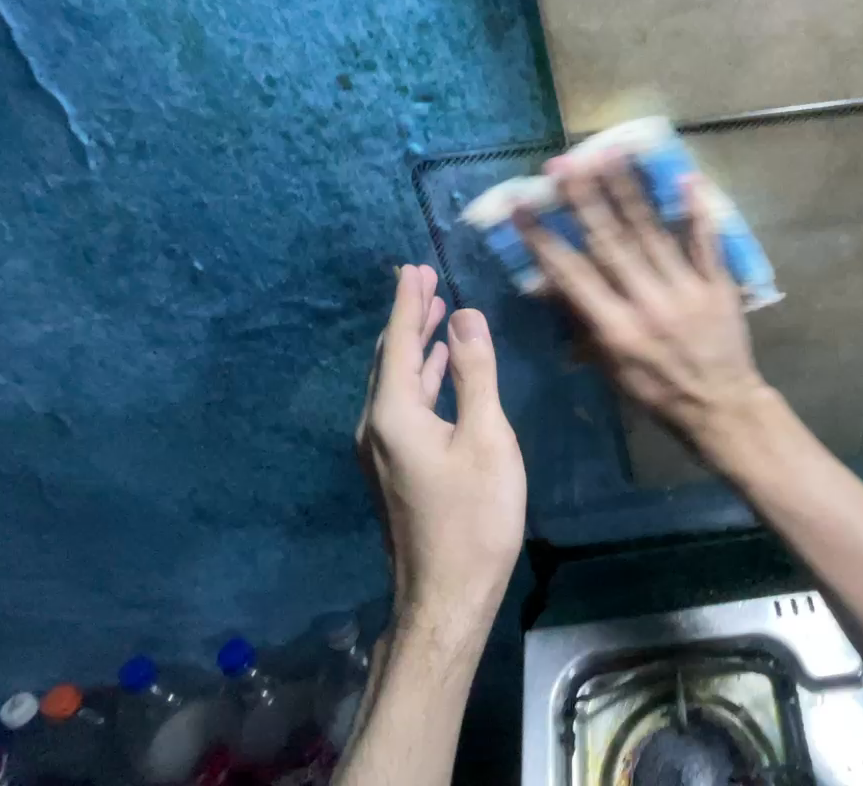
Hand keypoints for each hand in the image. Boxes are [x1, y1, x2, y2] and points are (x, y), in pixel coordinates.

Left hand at [357, 265, 525, 641]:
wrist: (447, 595)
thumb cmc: (475, 516)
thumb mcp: (486, 438)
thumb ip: (475, 374)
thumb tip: (465, 315)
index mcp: (394, 415)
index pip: (399, 342)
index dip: (408, 302)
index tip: (414, 266)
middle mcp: (377, 427)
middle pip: (392, 359)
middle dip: (410, 318)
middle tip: (426, 279)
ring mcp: (383, 450)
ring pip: (397, 383)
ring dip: (417, 347)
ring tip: (436, 314)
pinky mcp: (396, 468)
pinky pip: (404, 405)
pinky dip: (422, 378)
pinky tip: (439, 371)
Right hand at [519, 156, 771, 458]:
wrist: (722, 408)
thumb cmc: (659, 392)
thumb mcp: (611, 370)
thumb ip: (582, 325)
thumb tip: (548, 289)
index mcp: (616, 328)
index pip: (572, 274)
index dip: (544, 238)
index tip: (523, 206)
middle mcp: (648, 303)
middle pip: (611, 242)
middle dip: (584, 200)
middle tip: (565, 163)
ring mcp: (686, 289)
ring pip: (652, 232)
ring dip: (628, 190)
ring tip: (610, 153)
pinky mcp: (718, 285)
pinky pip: (707, 242)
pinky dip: (696, 210)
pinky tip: (685, 176)